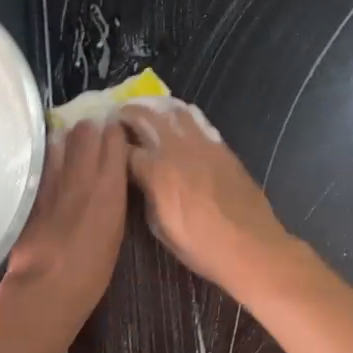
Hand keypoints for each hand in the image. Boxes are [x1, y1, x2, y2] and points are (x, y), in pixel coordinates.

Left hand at [3, 119, 129, 314]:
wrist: (48, 286)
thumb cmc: (92, 270)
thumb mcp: (115, 230)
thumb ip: (111, 197)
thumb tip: (107, 179)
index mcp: (110, 187)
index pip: (114, 139)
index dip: (114, 132)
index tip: (115, 131)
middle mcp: (82, 175)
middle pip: (85, 131)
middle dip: (90, 128)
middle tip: (91, 132)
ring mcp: (52, 179)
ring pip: (60, 140)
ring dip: (66, 139)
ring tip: (69, 142)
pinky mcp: (31, 188)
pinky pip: (42, 161)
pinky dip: (47, 156)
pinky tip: (47, 159)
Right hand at [120, 99, 299, 293]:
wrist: (251, 246)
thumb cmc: (200, 245)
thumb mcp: (159, 226)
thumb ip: (144, 194)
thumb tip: (138, 179)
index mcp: (155, 171)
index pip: (122, 148)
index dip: (109, 147)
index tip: (102, 147)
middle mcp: (174, 148)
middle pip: (142, 116)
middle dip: (124, 115)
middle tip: (114, 119)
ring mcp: (200, 142)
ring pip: (170, 109)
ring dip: (151, 106)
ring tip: (141, 110)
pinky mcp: (219, 144)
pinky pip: (194, 117)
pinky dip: (178, 111)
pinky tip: (172, 116)